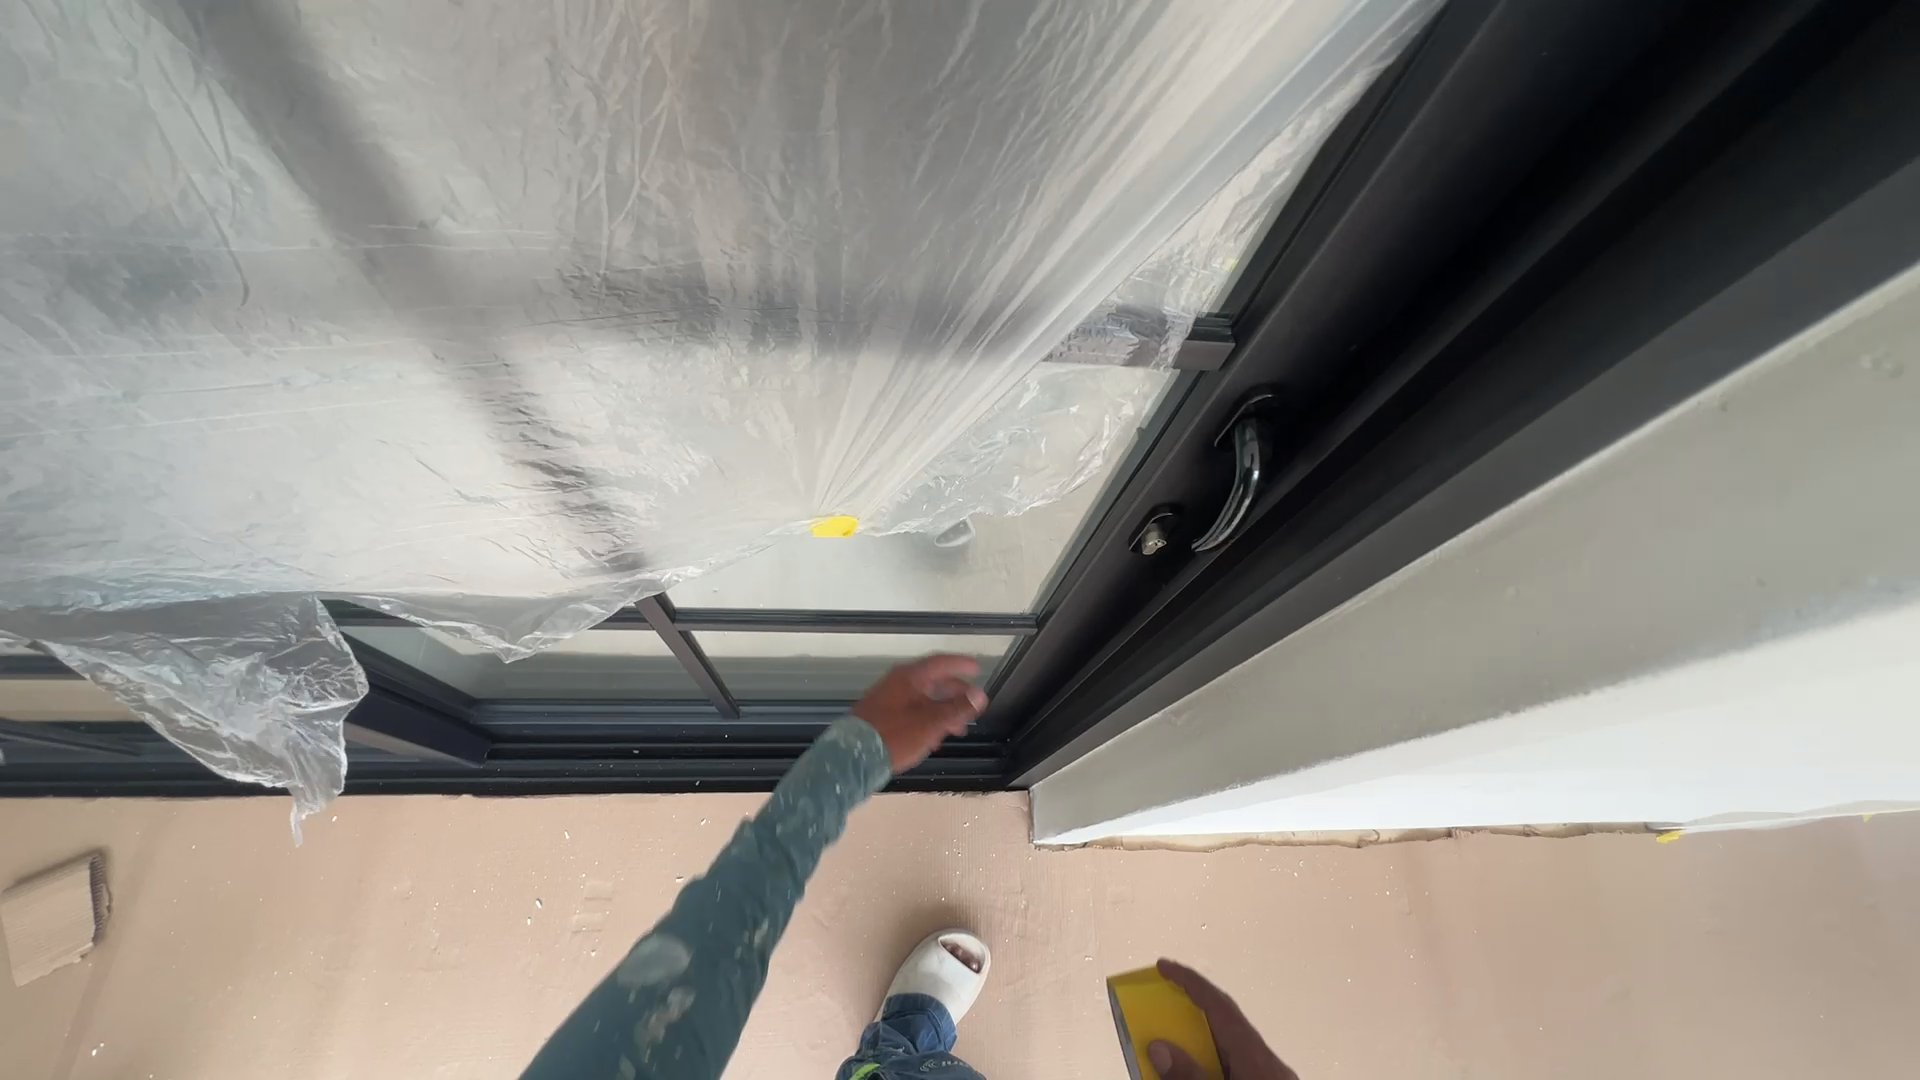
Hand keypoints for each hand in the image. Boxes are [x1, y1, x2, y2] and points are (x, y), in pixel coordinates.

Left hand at [851, 654, 988, 772]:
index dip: (960, 665)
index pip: (940, 663)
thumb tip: (980, 694)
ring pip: (922, 699)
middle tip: (972, 705)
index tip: (977, 668)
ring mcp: (887, 699)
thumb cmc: (894, 736)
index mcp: (909, 677)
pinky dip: (927, 720)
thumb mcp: (931, 723)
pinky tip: (933, 738)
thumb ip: (957, 708)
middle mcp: (898, 683)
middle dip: (955, 694)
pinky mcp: (881, 716)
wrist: (852, 758)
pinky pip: (911, 711)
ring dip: (942, 711)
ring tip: (958, 729)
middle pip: (932, 681)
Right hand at [1148, 959, 1296, 1079]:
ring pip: (1234, 1051)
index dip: (1190, 981)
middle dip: (1193, 1011)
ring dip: (1202, 1044)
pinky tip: (1199, 1072)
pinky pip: (1239, 1070)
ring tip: (1172, 1046)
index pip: (1220, 1006)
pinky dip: (1214, 1067)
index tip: (1162, 966)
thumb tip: (1159, 1046)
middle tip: (1160, 1004)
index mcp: (1258, 1059)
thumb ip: (1190, 1078)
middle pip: (1227, 1025)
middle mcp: (1269, 1066)